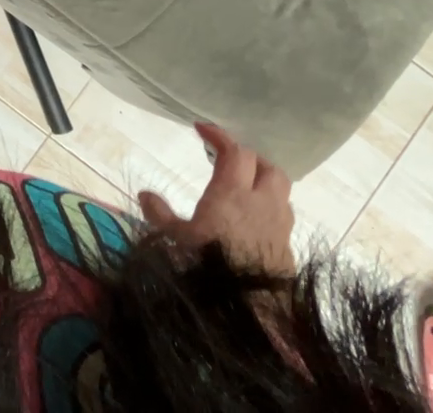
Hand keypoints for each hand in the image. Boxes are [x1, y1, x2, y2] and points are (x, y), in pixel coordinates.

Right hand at [138, 123, 294, 273]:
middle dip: (249, 157)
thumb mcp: (175, 238)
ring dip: (263, 180)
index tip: (202, 129)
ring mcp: (280, 223)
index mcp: (233, 192)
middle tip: (228, 158)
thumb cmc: (211, 261)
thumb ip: (160, 214)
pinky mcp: (287, 243)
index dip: (219, 136)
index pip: (235, 152)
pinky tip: (251, 218)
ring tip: (242, 185)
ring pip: (280, 189)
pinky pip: (281, 213)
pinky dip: (268, 205)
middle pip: (267, 166)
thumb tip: (145, 194)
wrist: (254, 304)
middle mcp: (262, 201)